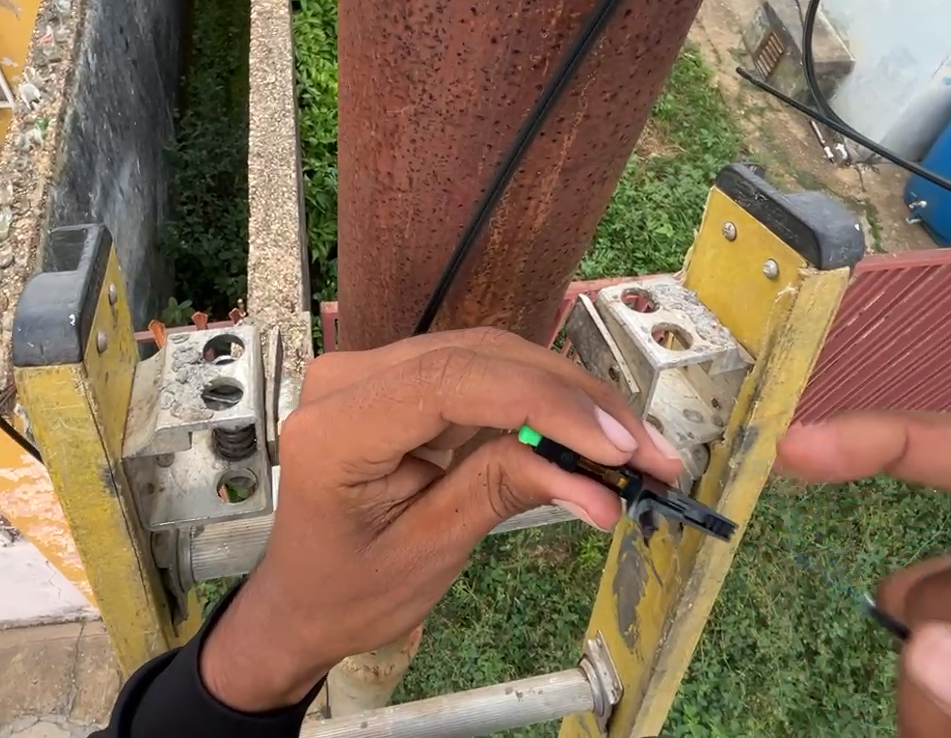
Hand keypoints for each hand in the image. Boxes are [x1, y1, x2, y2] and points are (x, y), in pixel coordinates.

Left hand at [199, 328, 684, 711]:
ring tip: (631, 443)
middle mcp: (348, 376)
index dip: (541, 403)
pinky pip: (475, 370)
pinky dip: (534, 399)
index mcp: (336, 426)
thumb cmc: (348, 589)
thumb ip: (500, 492)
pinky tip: (584, 428)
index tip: (617, 445)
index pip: (449, 381)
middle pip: (476, 357)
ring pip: (486, 356)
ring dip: (564, 395)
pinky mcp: (396, 375)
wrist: (302, 593)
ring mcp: (370, 368)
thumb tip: (598, 484)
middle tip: (648, 450)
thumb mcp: (427, 551)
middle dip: (571, 399)